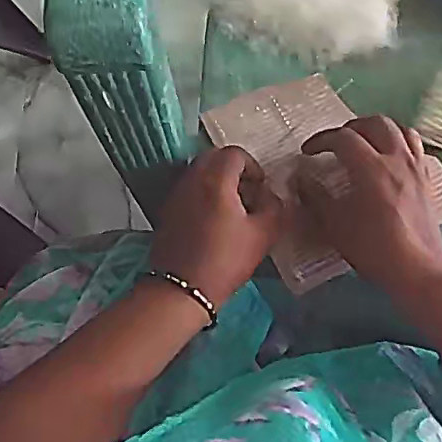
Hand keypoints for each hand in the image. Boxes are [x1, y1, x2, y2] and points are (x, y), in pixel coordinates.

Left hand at [149, 146, 285, 304]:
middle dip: (233, 169)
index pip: (234, 153)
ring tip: (233, 208)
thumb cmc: (225, 260)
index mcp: (215, 180)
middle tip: (248, 192)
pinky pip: (189, 189)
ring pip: (199, 172)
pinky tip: (213, 220)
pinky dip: (203, 193)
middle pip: (213, 157)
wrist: (181, 287)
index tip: (261, 186)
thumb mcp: (263, 235)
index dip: (253, 165)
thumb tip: (270, 196)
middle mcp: (191, 179)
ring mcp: (176, 194)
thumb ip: (274, 207)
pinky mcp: (167, 210)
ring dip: (217, 180)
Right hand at [298, 116, 441, 296]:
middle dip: (351, 127)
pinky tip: (388, 158)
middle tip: (335, 142)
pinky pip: (415, 146)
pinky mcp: (427, 179)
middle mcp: (396, 159)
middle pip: (375, 123)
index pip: (342, 138)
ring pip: (399, 129)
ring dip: (377, 130)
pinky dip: (398, 142)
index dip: (321, 140)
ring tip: (363, 143)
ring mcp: (416, 167)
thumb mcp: (335, 224)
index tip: (308, 152)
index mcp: (371, 168)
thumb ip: (315, 196)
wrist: (418, 269)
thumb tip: (301, 178)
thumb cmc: (373, 248)